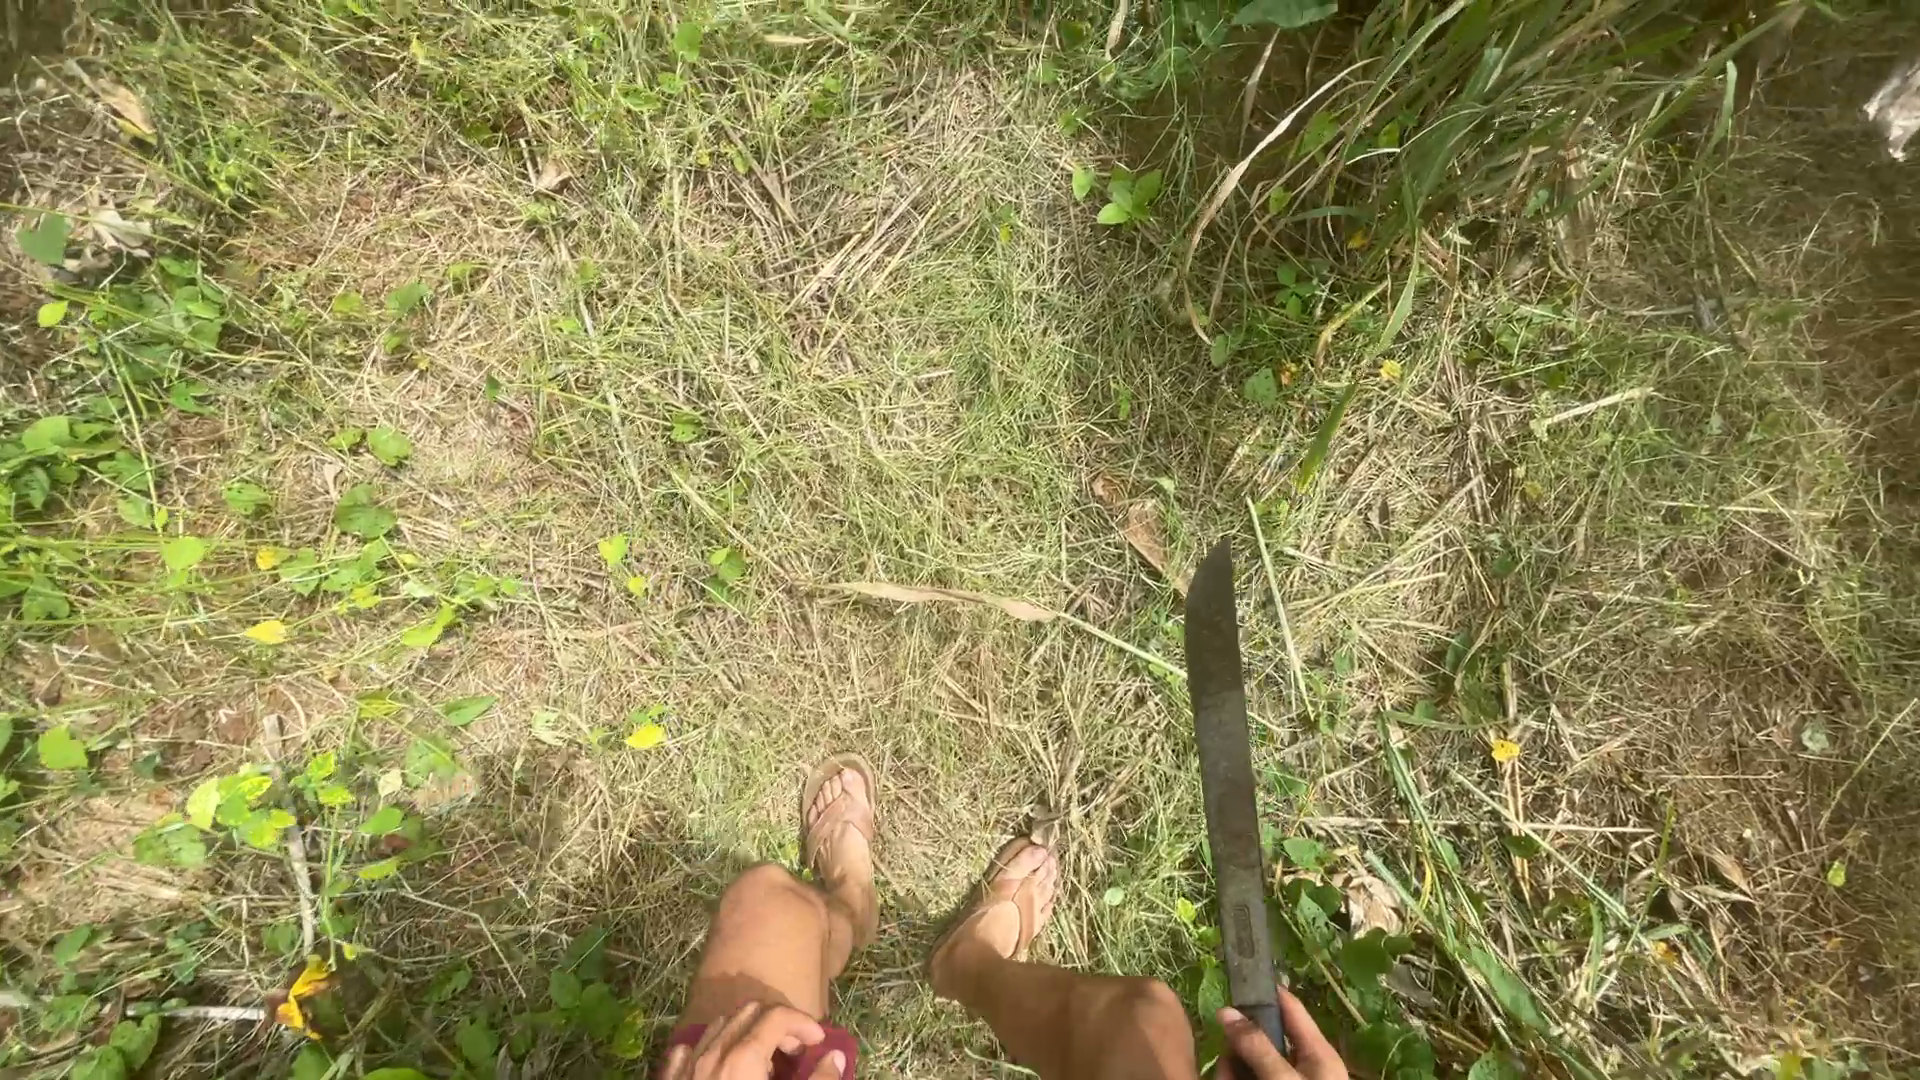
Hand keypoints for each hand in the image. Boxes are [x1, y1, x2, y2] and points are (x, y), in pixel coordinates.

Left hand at [660, 1002, 846, 1079]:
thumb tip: (835, 1056)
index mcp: (744, 1057)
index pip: (778, 1015)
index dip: (803, 1023)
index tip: (818, 1042)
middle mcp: (713, 1054)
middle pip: (749, 1012)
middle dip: (778, 1023)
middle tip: (795, 1051)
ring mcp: (686, 1070)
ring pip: (718, 1027)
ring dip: (745, 1031)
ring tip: (761, 1058)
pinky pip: (682, 1055)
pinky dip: (704, 1050)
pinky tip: (715, 1064)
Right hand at [1211, 989, 1346, 1079]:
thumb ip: (1256, 1046)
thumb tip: (1224, 1010)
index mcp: (1318, 1053)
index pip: (1288, 1006)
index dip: (1261, 991)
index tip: (1230, 984)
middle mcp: (1305, 1066)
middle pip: (1263, 1036)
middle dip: (1238, 1043)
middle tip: (1224, 1055)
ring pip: (1253, 1062)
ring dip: (1233, 1067)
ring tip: (1223, 1079)